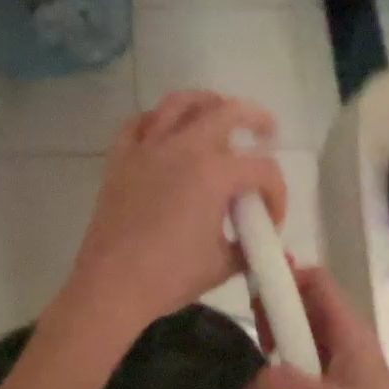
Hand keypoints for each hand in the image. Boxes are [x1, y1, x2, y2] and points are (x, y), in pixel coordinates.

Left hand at [59, 91, 287, 332]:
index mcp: (215, 174)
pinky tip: (166, 132)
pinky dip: (156, 120)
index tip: (271, 221)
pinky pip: (139, 123)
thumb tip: (257, 244)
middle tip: (266, 132)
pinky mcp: (120, 158)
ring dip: (207, 103)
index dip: (277, 194)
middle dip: (256, 120)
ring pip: (181, 103)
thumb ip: (247, 248)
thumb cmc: (170, 277)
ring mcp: (148, 148)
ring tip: (218, 114)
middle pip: (228, 113)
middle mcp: (184, 148)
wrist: (112, 286)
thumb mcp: (222, 266)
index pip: (262, 170)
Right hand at [244, 265, 388, 388]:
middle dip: (273, 362)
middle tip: (270, 383)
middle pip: (290, 333)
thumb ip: (281, 386)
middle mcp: (338, 357)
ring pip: (281, 383)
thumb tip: (252, 385)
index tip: (254, 293)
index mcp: (350, 338)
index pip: (316, 285)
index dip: (286, 278)